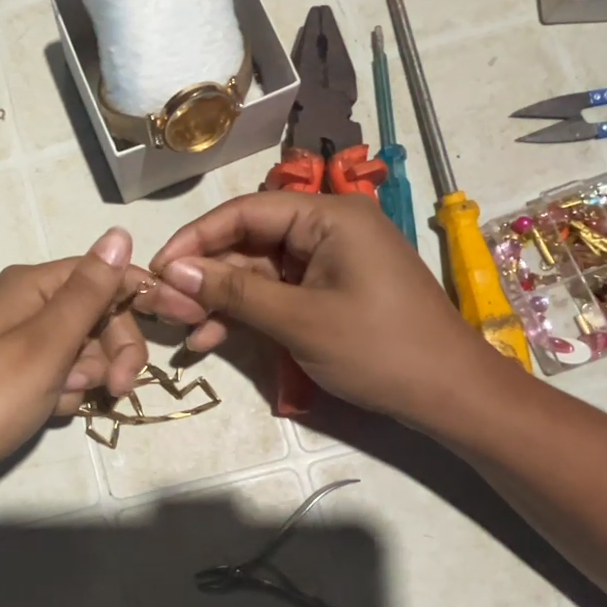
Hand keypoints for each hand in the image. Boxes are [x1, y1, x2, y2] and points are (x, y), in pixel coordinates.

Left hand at [0, 228, 151, 491]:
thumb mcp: (45, 344)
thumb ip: (88, 292)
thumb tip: (119, 231)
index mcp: (32, 285)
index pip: (104, 274)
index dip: (142, 296)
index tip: (180, 324)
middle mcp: (26, 305)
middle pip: (98, 315)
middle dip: (115, 349)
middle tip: (119, 387)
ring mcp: (19, 342)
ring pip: (83, 351)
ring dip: (87, 377)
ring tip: (62, 399)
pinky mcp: (15, 376)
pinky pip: (60, 376)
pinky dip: (64, 394)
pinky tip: (47, 411)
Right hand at [137, 192, 511, 426]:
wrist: (449, 394)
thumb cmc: (378, 348)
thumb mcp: (298, 320)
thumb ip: (233, 291)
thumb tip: (171, 271)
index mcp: (327, 216)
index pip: (244, 211)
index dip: (195, 239)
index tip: (157, 269)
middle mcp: (326, 229)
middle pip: (247, 242)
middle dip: (203, 276)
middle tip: (162, 307)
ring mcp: (327, 262)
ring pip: (256, 271)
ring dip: (219, 300)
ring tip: (181, 329)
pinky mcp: (328, 291)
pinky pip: (275, 294)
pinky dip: (245, 315)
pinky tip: (209, 340)